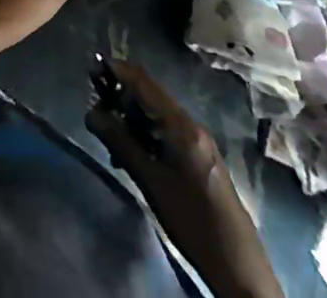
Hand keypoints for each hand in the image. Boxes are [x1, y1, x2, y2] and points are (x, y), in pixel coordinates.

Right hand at [87, 58, 222, 209]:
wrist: (236, 262)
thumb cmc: (191, 218)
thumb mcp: (150, 180)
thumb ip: (120, 143)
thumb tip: (91, 113)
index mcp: (182, 126)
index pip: (145, 84)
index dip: (119, 70)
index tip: (93, 65)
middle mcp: (191, 126)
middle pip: (151, 96)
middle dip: (121, 94)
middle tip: (93, 100)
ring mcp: (197, 142)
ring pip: (157, 116)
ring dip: (131, 116)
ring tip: (105, 128)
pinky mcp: (197, 157)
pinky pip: (165, 132)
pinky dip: (144, 133)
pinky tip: (128, 150)